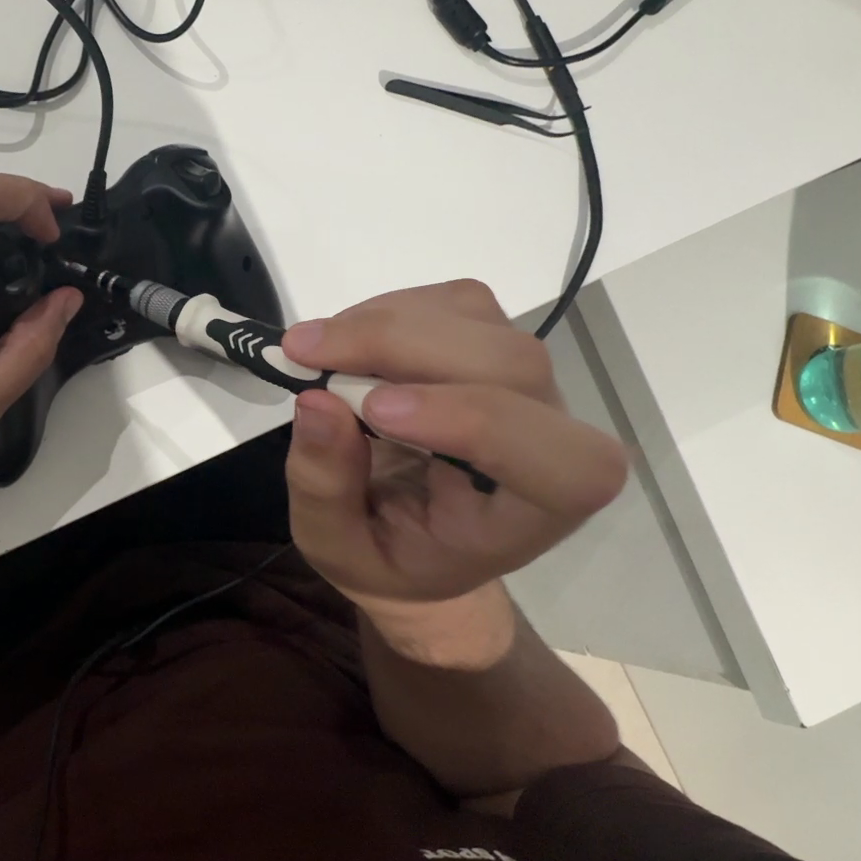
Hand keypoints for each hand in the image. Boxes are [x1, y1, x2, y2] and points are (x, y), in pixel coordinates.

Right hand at [281, 280, 627, 604]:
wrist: (414, 538)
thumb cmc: (385, 557)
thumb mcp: (336, 547)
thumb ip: (324, 489)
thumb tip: (313, 401)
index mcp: (533, 513)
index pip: (558, 463)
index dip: (478, 424)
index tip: (374, 411)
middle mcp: (553, 440)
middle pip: (508, 365)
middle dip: (398, 346)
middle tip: (303, 352)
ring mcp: (529, 384)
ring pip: (478, 322)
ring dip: (383, 324)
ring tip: (313, 352)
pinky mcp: (493, 344)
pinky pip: (454, 303)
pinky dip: (388, 310)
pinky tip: (347, 344)